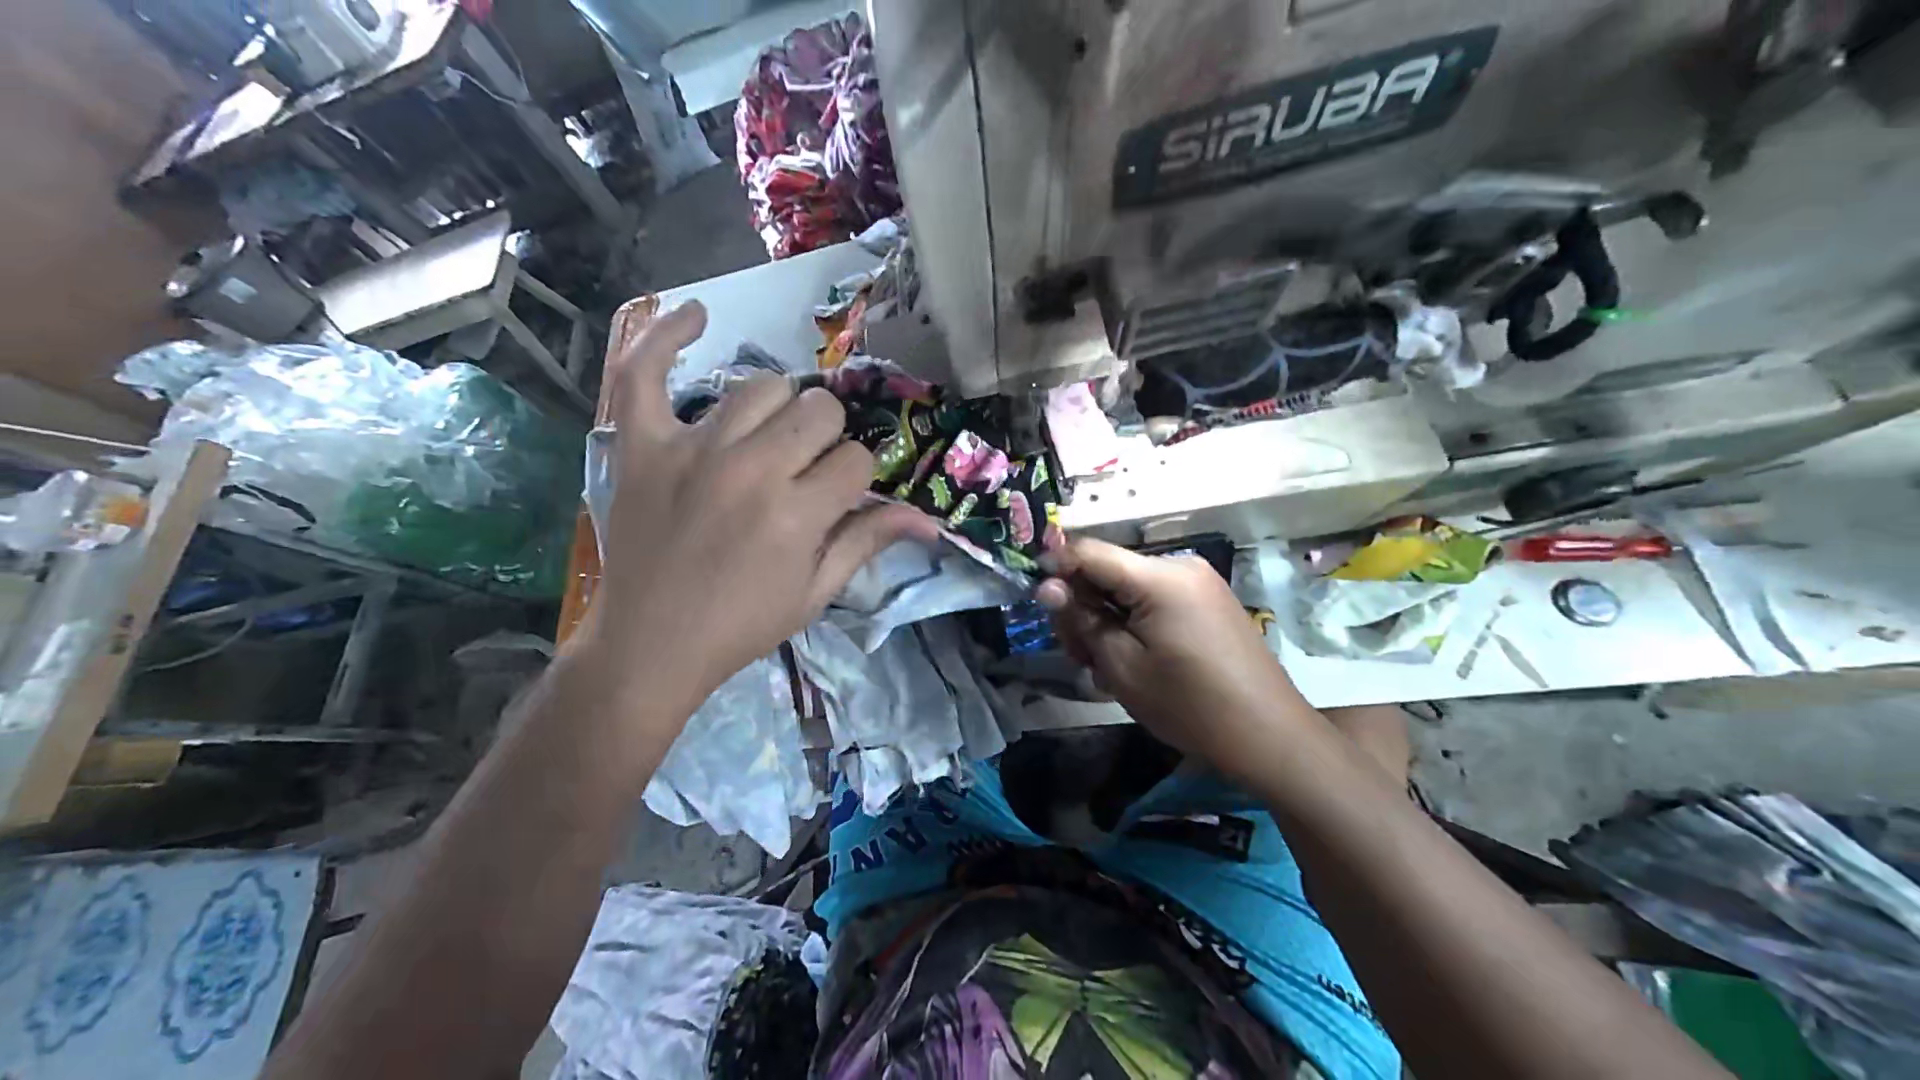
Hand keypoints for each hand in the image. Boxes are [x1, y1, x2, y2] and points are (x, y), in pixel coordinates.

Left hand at [575, 301, 927, 718]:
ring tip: (768, 438)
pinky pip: (645, 373)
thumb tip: (930, 519)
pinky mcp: (643, 446)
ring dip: (779, 408)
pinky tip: (697, 315)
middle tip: (806, 470)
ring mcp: (692, 450)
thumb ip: (867, 542)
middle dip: (826, 439)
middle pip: (818, 410)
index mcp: (797, 514)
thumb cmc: (742, 626)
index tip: (836, 499)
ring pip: (761, 386)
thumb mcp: (815, 593)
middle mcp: (751, 470)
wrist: (651, 646)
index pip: (857, 460)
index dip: (855, 478)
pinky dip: (665, 337)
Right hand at [1036, 538, 1309, 766]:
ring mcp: (1198, 582)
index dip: (1055, 571)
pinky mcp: (1207, 601)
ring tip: (1108, 667)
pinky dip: (1133, 622)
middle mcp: (1180, 565)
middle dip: (1083, 606)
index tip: (1039, 605)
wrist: (1269, 736)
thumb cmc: (1189, 705)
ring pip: (1128, 587)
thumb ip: (1081, 619)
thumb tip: (1048, 586)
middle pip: (1107, 570)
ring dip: (1107, 619)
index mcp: (1158, 576)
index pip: (1088, 551)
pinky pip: (1153, 598)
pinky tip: (1134, 660)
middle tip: (1080, 656)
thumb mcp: (1121, 666)